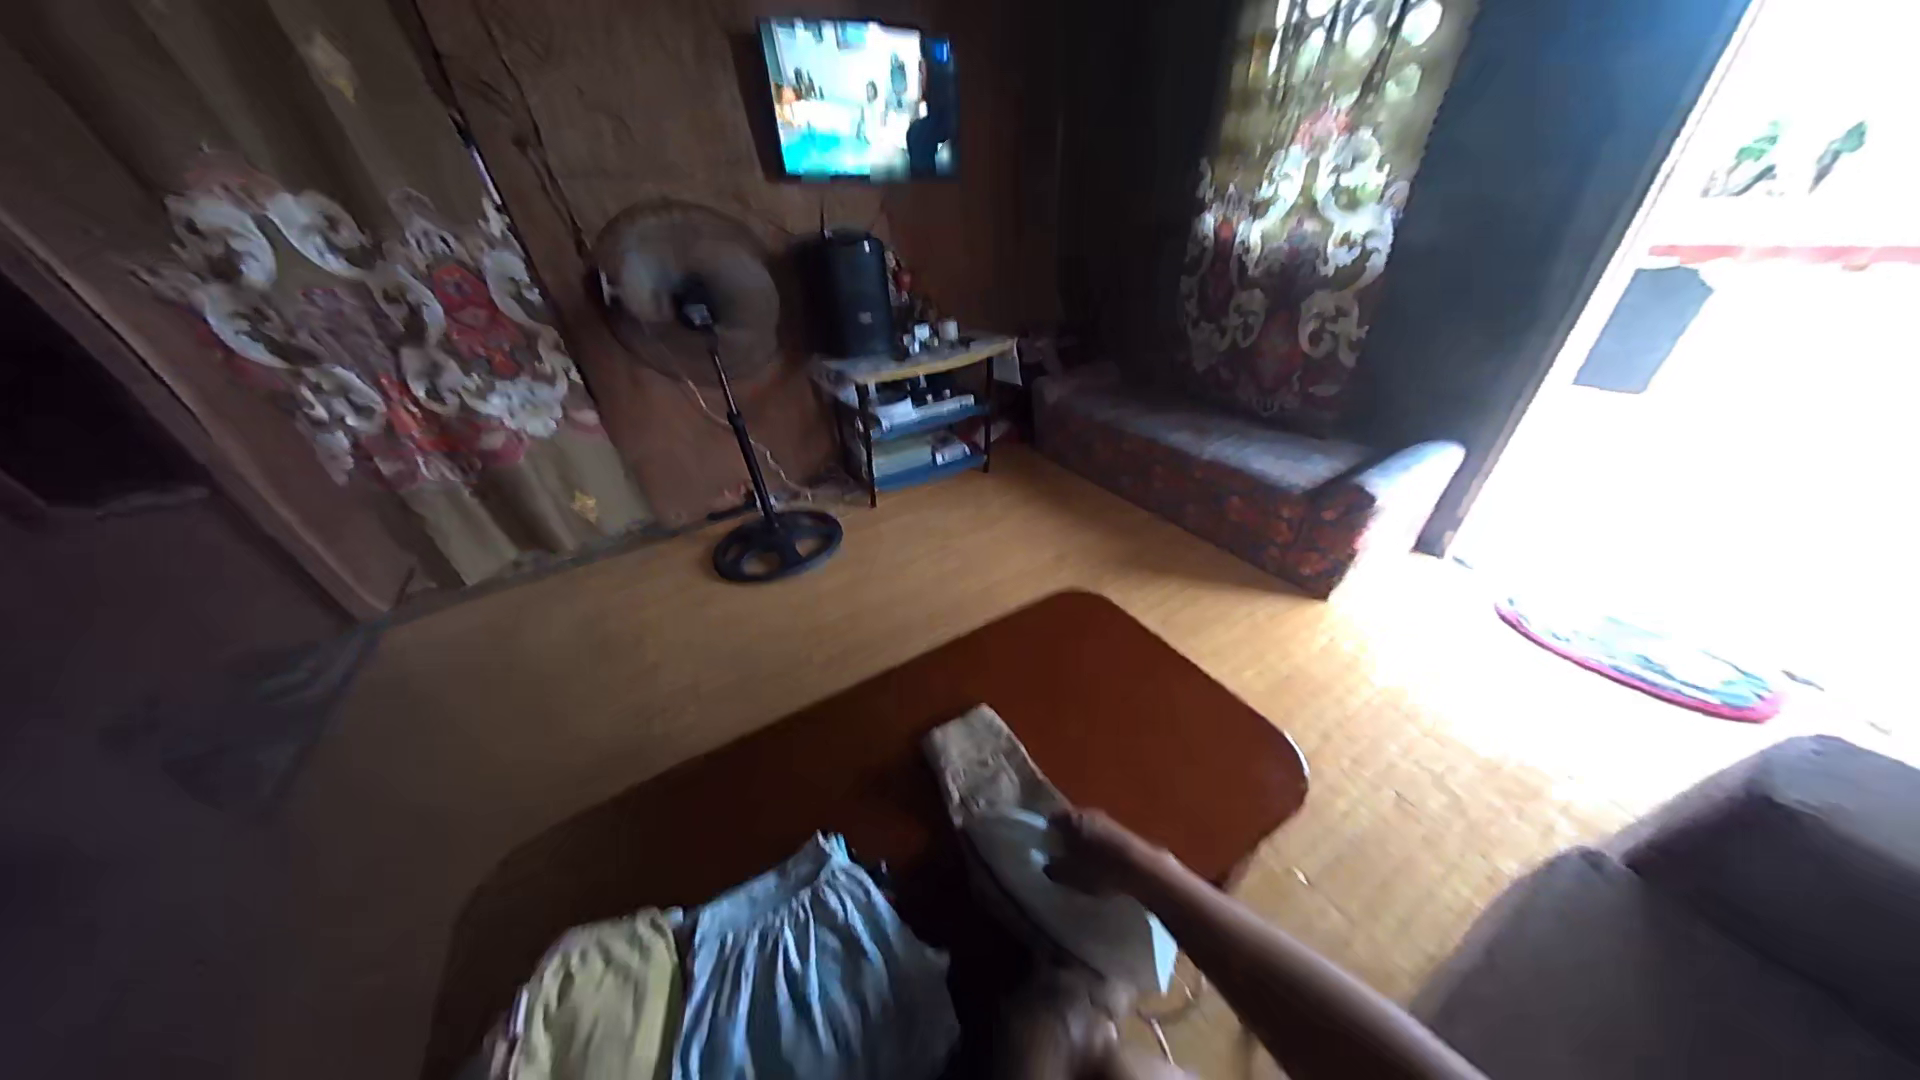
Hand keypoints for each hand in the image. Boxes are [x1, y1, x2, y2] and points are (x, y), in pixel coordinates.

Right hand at [1044, 808, 1176, 896]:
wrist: (1142, 869)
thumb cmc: (1099, 870)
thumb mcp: (1070, 876)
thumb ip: (1053, 869)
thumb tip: (1048, 864)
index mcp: (1070, 818)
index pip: (1051, 820)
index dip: (1047, 835)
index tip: (1047, 851)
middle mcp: (1087, 812)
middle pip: (1070, 823)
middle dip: (1066, 839)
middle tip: (1063, 860)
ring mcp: (1107, 819)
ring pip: (1088, 830)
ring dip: (1084, 844)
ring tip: (1084, 866)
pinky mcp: (1123, 831)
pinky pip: (1103, 837)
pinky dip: (1099, 848)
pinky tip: (1103, 866)